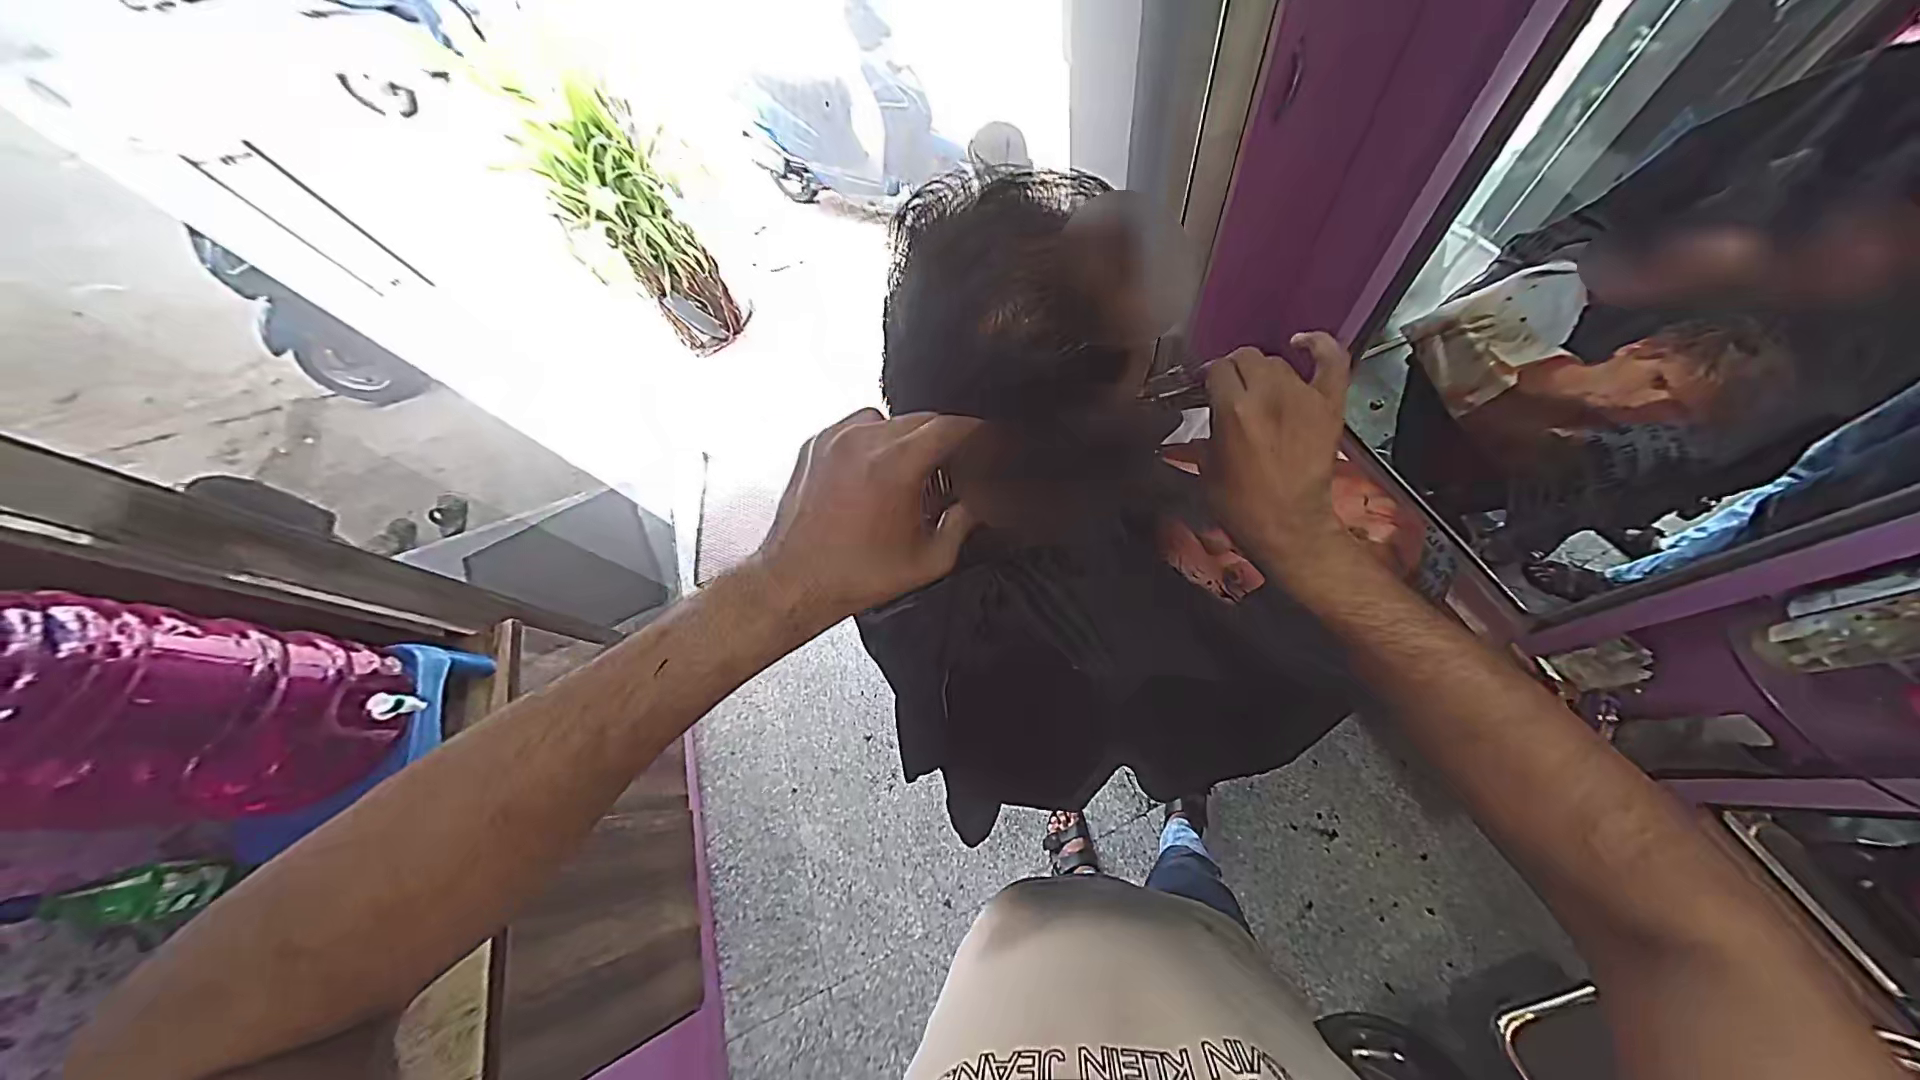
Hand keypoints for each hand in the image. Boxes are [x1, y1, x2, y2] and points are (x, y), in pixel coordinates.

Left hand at [751, 408, 982, 622]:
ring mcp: (836, 440)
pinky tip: (878, 474)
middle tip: (952, 466)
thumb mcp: (928, 560)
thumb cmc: (851, 574)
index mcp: (895, 466)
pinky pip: (858, 428)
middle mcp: (863, 443)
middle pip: (923, 418)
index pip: (951, 427)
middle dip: (945, 438)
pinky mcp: (817, 445)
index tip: (985, 440)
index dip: (977, 432)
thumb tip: (976, 506)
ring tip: (910, 473)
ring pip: (891, 419)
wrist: (796, 581)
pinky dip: (875, 442)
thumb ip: (963, 525)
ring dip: (910, 439)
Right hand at [1203, 333, 1352, 564]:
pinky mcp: (1328, 404)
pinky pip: (1331, 359)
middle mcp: (1269, 395)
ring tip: (1257, 387)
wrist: (1287, 525)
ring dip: (1263, 371)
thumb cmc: (1241, 504)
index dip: (1207, 377)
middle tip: (1228, 389)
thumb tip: (1210, 414)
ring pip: (1277, 361)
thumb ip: (1207, 430)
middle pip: (1245, 358)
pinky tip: (1302, 344)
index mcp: (1233, 411)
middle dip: (1232, 371)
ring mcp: (1303, 397)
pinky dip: (1318, 345)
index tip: (1205, 388)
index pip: (1216, 370)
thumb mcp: (1206, 466)